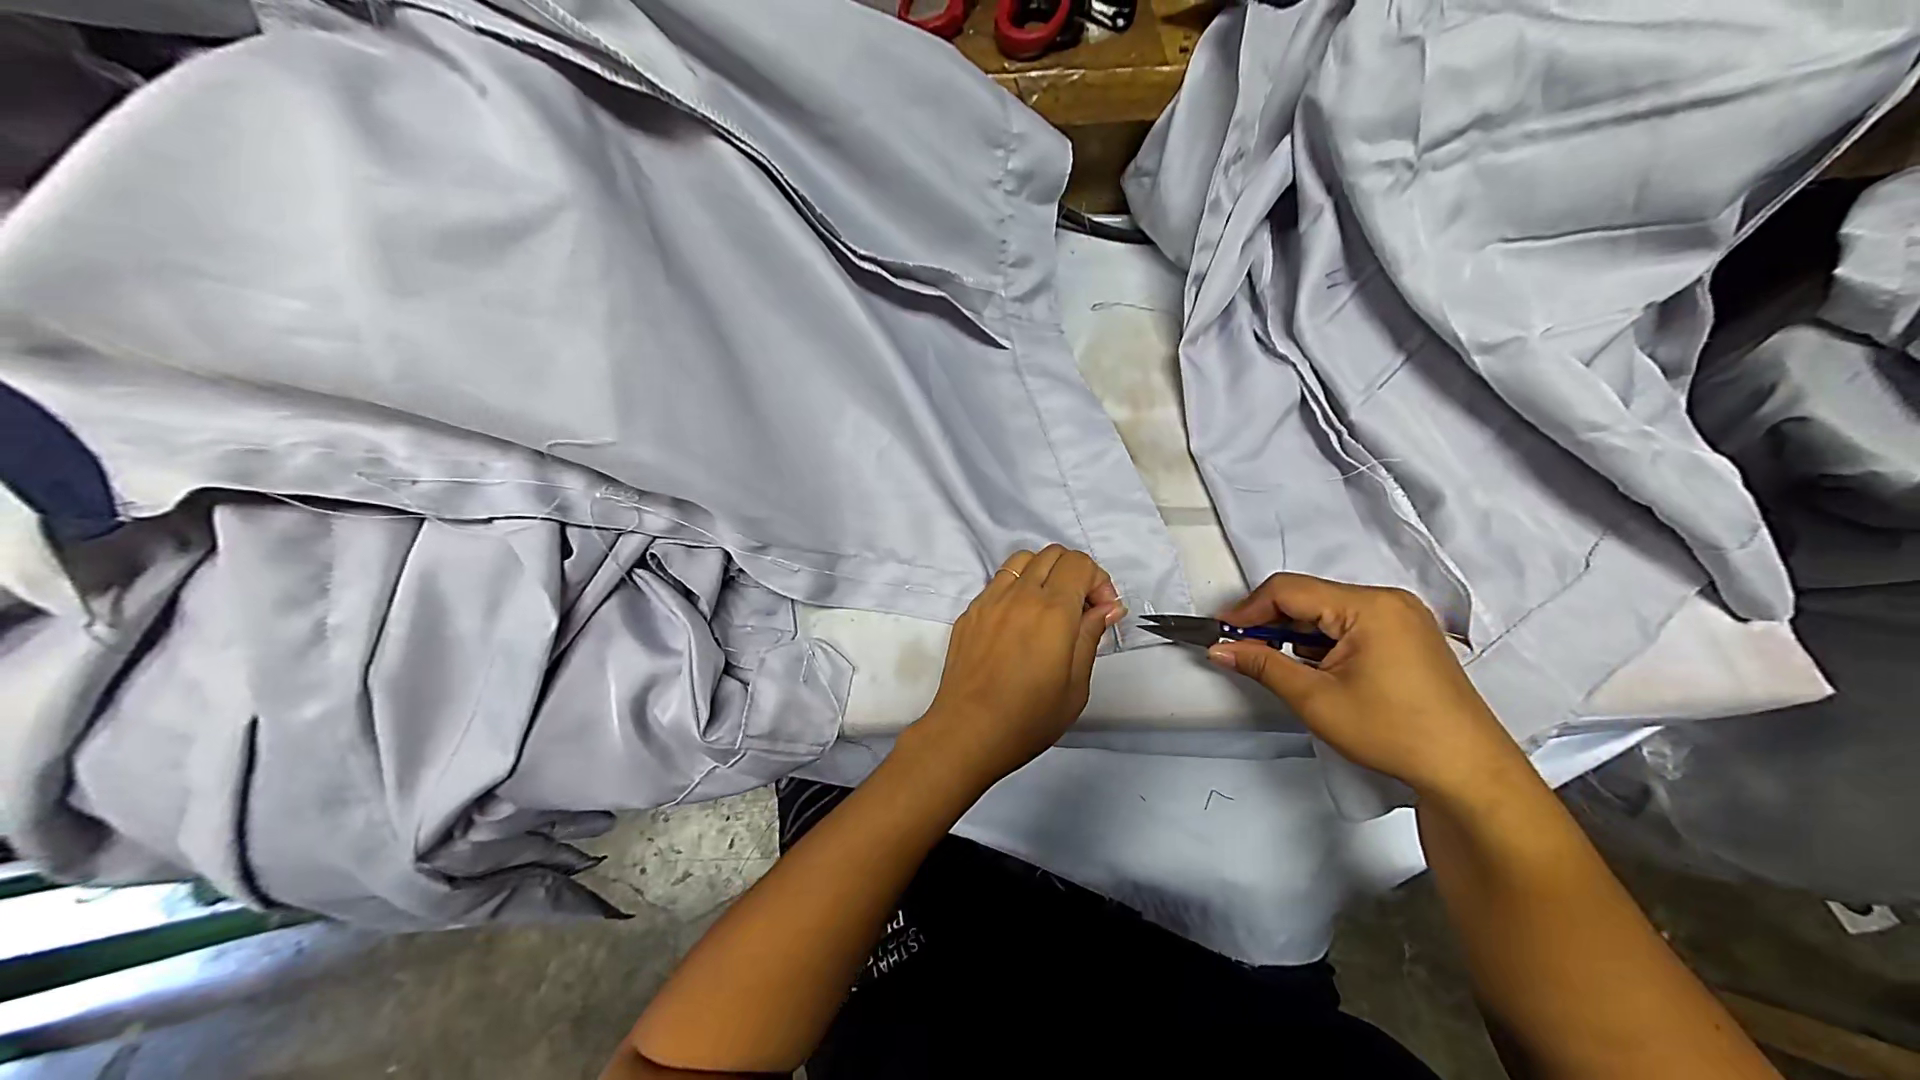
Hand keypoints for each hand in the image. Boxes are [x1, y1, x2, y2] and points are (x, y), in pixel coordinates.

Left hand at [904, 545, 1125, 788]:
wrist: (968, 731)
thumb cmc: (1028, 718)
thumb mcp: (1076, 685)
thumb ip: (1090, 636)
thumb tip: (1106, 606)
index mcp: (1052, 611)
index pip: (1079, 563)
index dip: (1098, 580)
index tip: (1102, 610)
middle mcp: (1020, 596)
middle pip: (1052, 554)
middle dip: (1075, 572)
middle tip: (1080, 608)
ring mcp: (990, 601)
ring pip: (1022, 560)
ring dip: (1044, 573)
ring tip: (1049, 607)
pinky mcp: (970, 613)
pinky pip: (998, 582)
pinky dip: (1017, 587)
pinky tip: (1020, 621)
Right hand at [1206, 573, 1528, 800]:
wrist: (1467, 771)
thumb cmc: (1394, 732)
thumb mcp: (1315, 699)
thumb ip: (1262, 665)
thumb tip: (1221, 648)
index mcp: (1369, 606)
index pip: (1289, 590)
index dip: (1248, 610)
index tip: (1222, 634)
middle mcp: (1388, 600)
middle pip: (1309, 597)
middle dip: (1271, 622)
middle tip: (1241, 651)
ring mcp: (1403, 616)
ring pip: (1328, 611)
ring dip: (1296, 632)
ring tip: (1276, 664)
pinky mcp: (1408, 635)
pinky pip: (1351, 623)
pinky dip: (1323, 640)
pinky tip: (1314, 668)